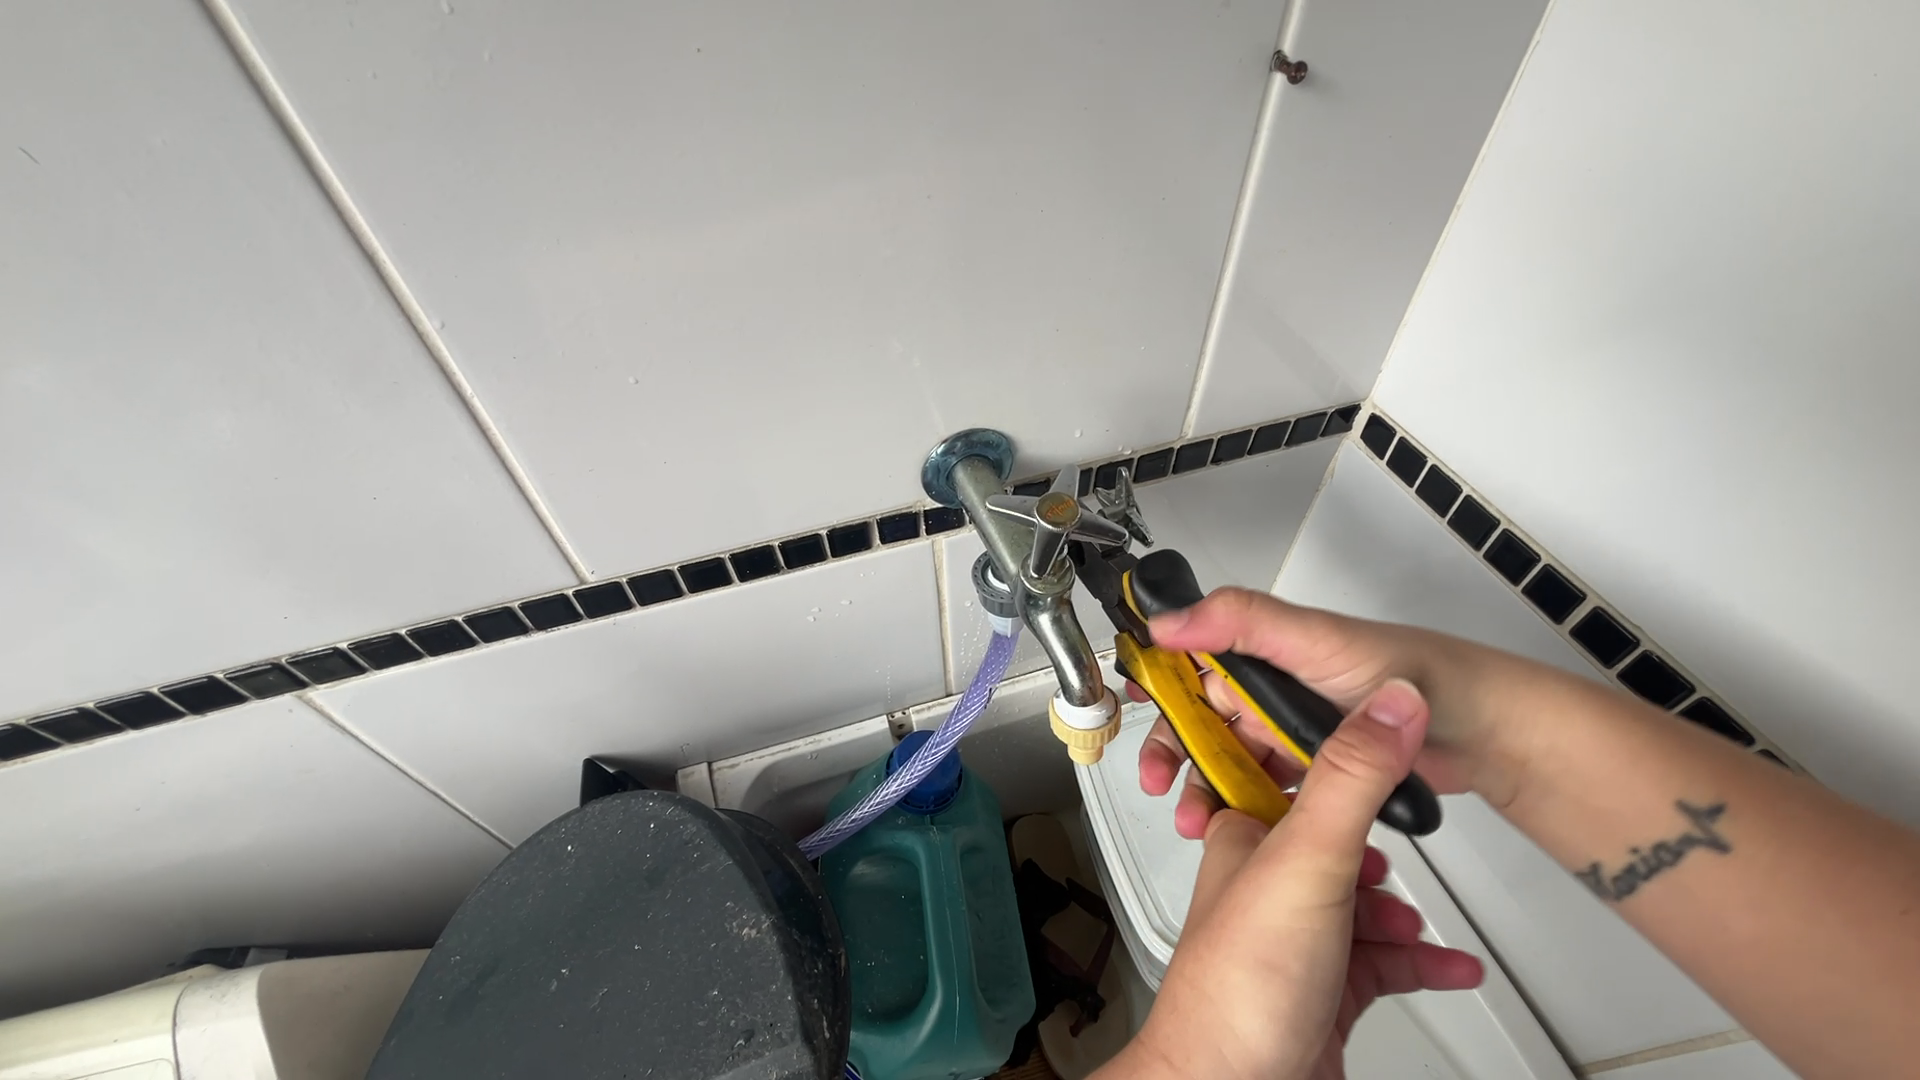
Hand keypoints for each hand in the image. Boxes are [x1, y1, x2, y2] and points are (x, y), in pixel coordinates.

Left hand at [1105, 680, 1484, 1079]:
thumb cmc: (1237, 987)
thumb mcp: (1306, 860)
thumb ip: (1350, 780)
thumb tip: (1389, 703)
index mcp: (1243, 836)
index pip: (1278, 771)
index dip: (1322, 756)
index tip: (1371, 743)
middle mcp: (1262, 883)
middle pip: (1328, 840)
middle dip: (1375, 848)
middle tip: (1404, 848)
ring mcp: (1292, 939)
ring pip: (1357, 903)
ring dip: (1396, 910)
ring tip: (1417, 922)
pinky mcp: (1320, 991)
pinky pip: (1377, 964)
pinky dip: (1416, 962)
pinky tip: (1449, 967)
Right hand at [1135, 588, 1517, 836]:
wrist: (1485, 731)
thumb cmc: (1408, 671)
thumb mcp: (1315, 639)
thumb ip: (1242, 623)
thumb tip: (1167, 621)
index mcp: (1259, 651)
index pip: (1188, 663)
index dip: (1155, 686)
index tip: (1131, 710)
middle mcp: (1267, 689)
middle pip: (1199, 720)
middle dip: (1172, 752)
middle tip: (1157, 780)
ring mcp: (1289, 731)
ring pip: (1227, 761)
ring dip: (1205, 789)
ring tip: (1197, 821)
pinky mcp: (1312, 771)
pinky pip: (1265, 791)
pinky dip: (1247, 811)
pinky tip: (1241, 831)